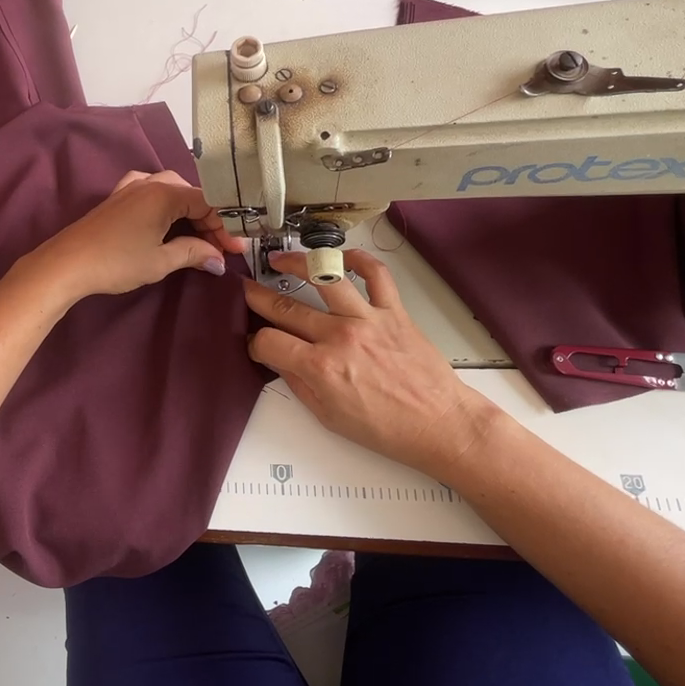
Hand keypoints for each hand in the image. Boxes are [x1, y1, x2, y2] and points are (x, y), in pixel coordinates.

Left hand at [23, 171, 245, 301]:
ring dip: (188, 213)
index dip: (226, 226)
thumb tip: (218, 259)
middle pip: (191, 195)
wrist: (67, 263)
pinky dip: (166, 204)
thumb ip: (193, 254)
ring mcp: (131, 187)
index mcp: (165, 193)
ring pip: (172, 191)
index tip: (235, 250)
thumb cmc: (116, 262)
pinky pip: (151, 191)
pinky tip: (165, 218)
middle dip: (209, 221)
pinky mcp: (117, 197)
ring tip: (198, 239)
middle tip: (220, 249)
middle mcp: (150, 182)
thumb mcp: (160, 261)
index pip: (208, 202)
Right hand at [243, 249, 498, 477]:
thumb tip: (280, 360)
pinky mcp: (393, 312)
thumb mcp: (328, 416)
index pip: (269, 342)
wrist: (440, 425)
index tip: (255, 344)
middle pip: (285, 307)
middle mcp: (340, 337)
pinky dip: (358, 259)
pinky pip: (375, 275)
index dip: (254, 343)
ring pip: (325, 276)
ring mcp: (367, 319)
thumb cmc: (388, 429)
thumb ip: (298, 383)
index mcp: (320, 368)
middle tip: (245, 289)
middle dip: (257, 296)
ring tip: (281, 261)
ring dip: (296, 263)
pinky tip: (342, 257)